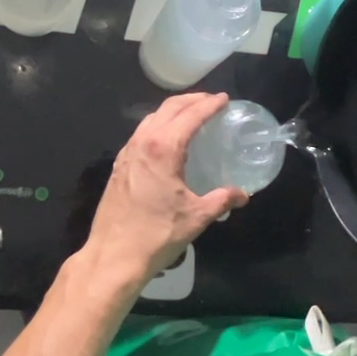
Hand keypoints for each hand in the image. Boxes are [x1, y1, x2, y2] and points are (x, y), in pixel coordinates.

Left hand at [80, 93, 247, 291]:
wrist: (114, 256)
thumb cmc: (157, 234)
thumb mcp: (196, 217)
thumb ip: (221, 201)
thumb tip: (242, 195)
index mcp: (163, 149)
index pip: (190, 115)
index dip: (209, 104)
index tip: (224, 99)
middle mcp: (142, 143)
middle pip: (169, 108)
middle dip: (191, 100)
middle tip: (211, 101)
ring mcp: (127, 153)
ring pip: (152, 119)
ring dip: (173, 111)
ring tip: (191, 115)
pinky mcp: (119, 166)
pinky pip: (141, 134)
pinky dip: (158, 126)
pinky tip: (167, 140)